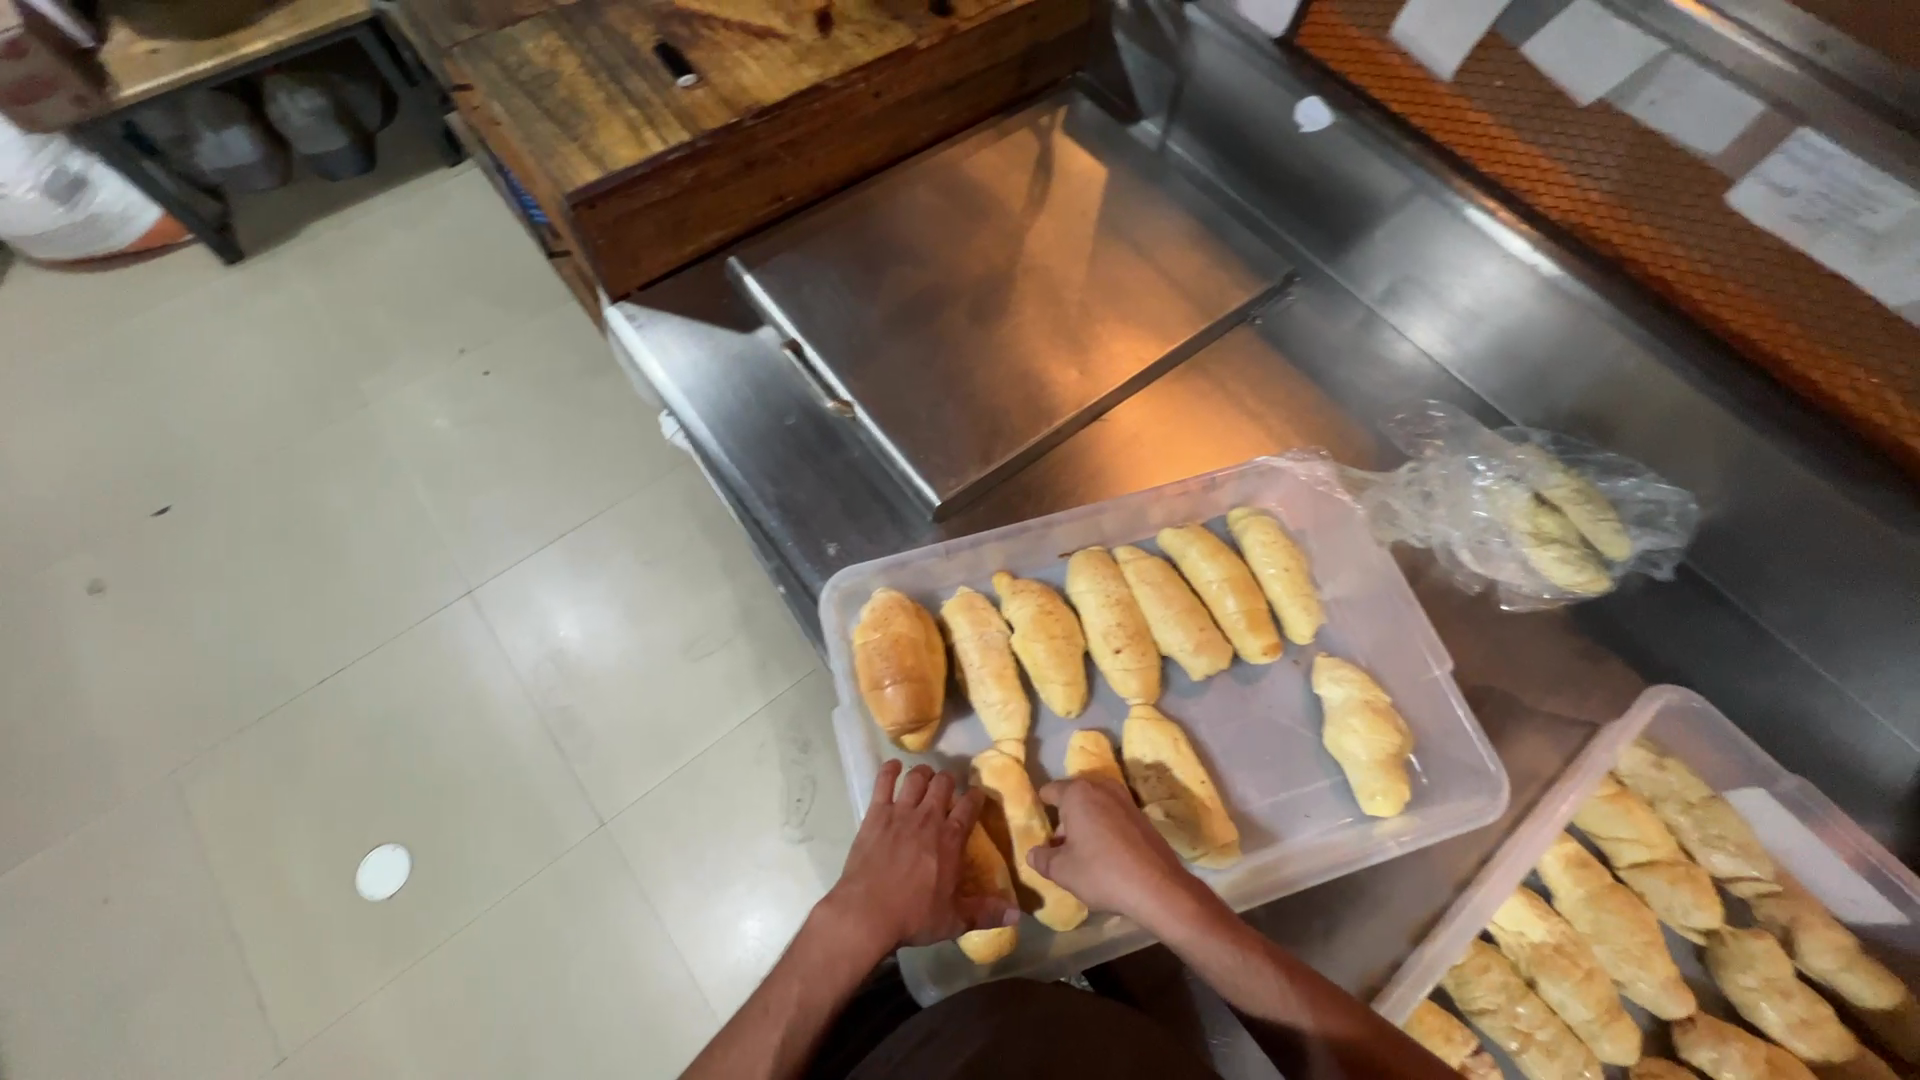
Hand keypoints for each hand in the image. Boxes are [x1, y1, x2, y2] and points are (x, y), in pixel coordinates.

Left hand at [820, 761, 1020, 956]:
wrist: (867, 913)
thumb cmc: (913, 916)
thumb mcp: (954, 919)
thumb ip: (986, 913)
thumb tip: (1017, 915)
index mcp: (950, 839)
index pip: (970, 806)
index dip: (976, 797)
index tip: (977, 796)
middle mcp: (928, 818)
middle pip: (943, 784)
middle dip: (949, 781)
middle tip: (948, 788)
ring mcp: (900, 812)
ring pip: (916, 778)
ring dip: (923, 774)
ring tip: (925, 777)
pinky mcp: (876, 814)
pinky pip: (883, 782)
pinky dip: (889, 770)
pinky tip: (893, 766)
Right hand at [1028, 776, 1218, 932]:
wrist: (1158, 887)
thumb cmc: (1102, 872)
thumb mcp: (1062, 871)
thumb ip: (1041, 859)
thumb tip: (1034, 853)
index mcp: (1077, 793)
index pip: (1049, 791)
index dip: (1041, 809)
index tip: (1040, 829)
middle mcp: (1101, 787)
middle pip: (1073, 798)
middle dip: (1064, 819)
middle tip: (1059, 848)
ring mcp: (1125, 799)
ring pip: (1095, 806)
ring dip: (1086, 824)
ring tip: (1083, 854)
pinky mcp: (1142, 815)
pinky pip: (1113, 816)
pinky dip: (1105, 829)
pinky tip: (1107, 856)